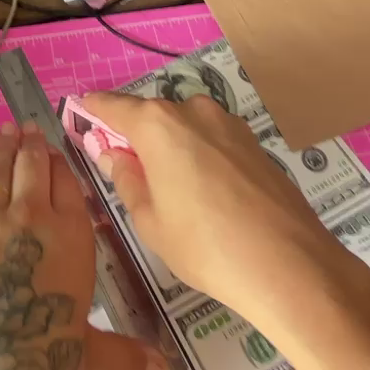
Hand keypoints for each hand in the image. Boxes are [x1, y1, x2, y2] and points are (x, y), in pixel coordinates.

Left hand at [0, 121, 164, 369]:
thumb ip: (125, 353)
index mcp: (69, 234)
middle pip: (32, 167)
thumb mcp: (96, 353)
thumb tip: (161, 367)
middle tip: (28, 128)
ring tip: (3, 131)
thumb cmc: (51, 355)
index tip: (57, 153)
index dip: (61, 164)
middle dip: (32, 144)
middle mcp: (30, 216)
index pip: (67, 184)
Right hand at [82, 92, 369, 369]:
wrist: (289, 263)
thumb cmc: (204, 245)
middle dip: (136, 135)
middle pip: (151, 115)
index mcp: (157, 124)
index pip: (113, 106)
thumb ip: (126, 179)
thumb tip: (112, 152)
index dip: (93, 109)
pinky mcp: (254, 141)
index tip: (80, 110)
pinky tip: (207, 193)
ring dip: (171, 145)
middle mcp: (191, 110)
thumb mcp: (150, 221)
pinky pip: (212, 139)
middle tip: (127, 168)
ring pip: (185, 126)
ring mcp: (227, 122)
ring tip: (172, 189)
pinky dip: (200, 154)